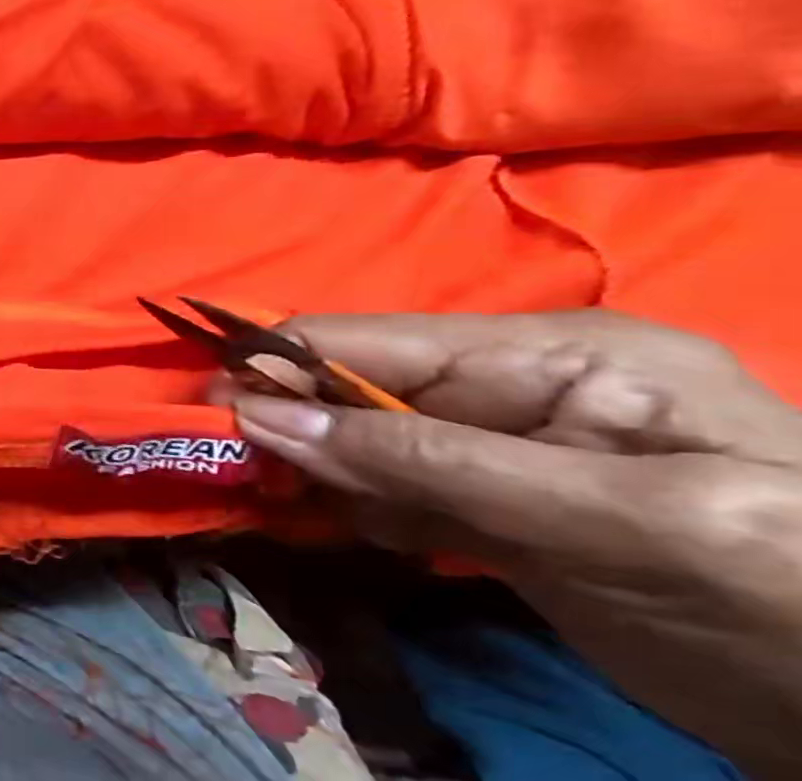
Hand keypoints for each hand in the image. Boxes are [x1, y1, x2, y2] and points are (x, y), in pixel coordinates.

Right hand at [227, 311, 801, 779]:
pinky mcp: (494, 507)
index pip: (371, 340)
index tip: (201, 407)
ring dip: (309, 473)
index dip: (278, 364)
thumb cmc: (796, 604)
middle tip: (232, 475)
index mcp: (549, 356)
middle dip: (287, 424)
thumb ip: (424, 461)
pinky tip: (319, 527)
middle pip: (354, 389)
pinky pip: (389, 493)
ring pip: (361, 443)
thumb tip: (263, 419)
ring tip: (267, 507)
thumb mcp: (614, 521)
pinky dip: (346, 510)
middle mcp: (511, 389)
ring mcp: (501, 450)